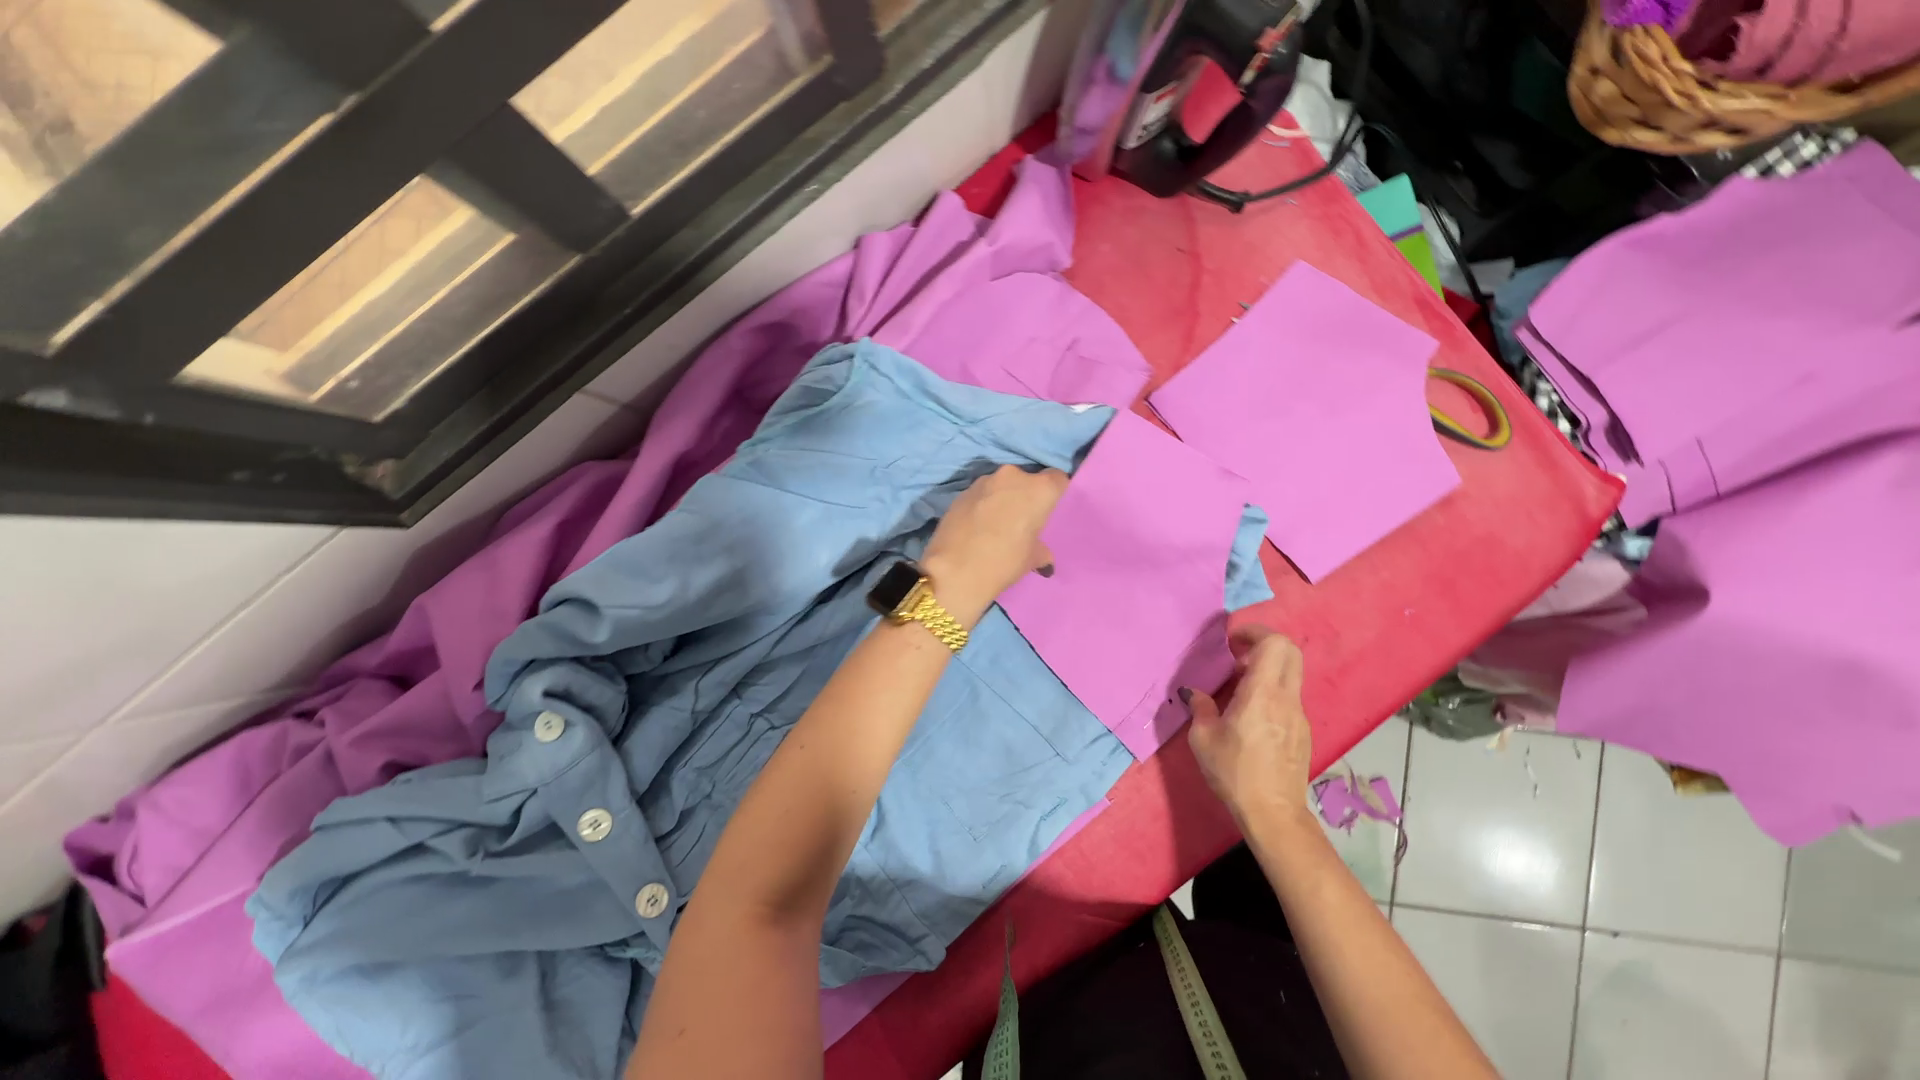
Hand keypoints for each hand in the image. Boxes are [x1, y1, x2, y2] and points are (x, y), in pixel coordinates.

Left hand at [922, 465, 1067, 619]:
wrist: (954, 570)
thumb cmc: (1004, 561)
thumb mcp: (1032, 559)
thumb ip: (1042, 549)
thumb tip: (1044, 555)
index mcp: (1039, 489)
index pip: (1058, 479)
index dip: (1056, 494)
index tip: (1051, 511)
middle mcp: (1013, 475)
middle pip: (1028, 480)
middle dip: (1027, 496)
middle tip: (1025, 521)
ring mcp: (984, 480)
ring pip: (1003, 485)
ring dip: (1004, 498)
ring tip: (999, 525)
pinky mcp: (962, 491)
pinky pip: (982, 493)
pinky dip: (984, 504)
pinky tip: (979, 526)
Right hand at [1186, 627, 1312, 826]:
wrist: (1273, 812)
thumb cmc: (1234, 772)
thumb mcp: (1203, 739)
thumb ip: (1200, 708)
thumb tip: (1195, 693)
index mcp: (1262, 693)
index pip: (1274, 643)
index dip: (1254, 632)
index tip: (1231, 641)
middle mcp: (1286, 697)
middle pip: (1290, 651)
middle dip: (1264, 644)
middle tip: (1237, 655)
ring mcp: (1299, 714)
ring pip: (1291, 674)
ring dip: (1267, 669)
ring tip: (1239, 687)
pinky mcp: (1302, 731)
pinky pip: (1289, 697)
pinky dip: (1272, 691)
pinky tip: (1251, 715)